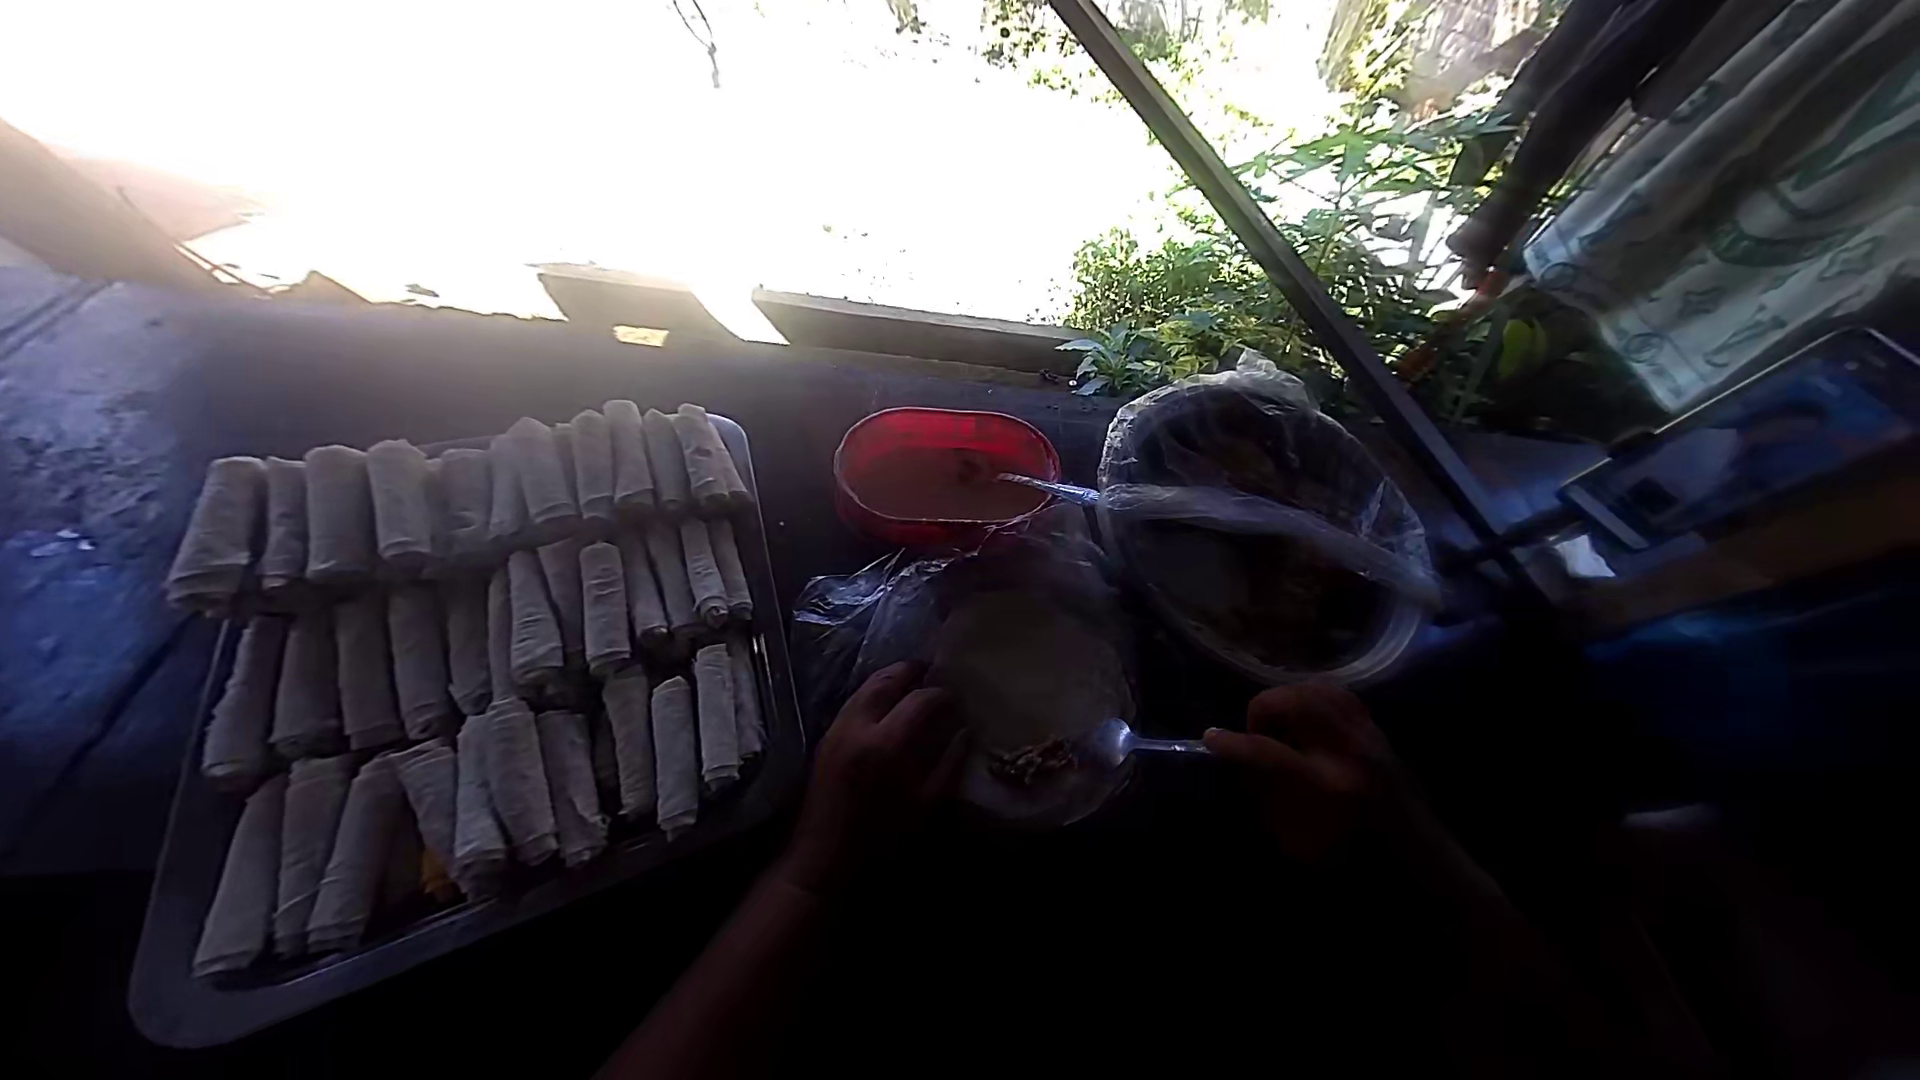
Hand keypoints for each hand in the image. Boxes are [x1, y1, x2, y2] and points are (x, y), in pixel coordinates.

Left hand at [777, 662, 966, 896]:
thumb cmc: (881, 837)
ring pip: (866, 686)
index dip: (941, 694)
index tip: (955, 698)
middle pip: (887, 680)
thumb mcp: (926, 804)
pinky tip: (888, 701)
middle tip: (931, 669)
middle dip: (911, 670)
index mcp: (886, 744)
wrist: (824, 857)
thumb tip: (967, 731)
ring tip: (912, 680)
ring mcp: (838, 728)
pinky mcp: (827, 735)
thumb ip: (950, 763)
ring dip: (891, 677)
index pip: (919, 700)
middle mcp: (858, 727)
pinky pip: (853, 700)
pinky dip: (874, 691)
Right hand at [1203, 683, 1419, 862]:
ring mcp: (1372, 742)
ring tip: (1282, 728)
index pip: (1264, 750)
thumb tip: (1239, 765)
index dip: (1229, 742)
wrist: (1432, 887)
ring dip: (1289, 701)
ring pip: (1319, 690)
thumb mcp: (1298, 849)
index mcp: (1327, 790)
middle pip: (1295, 701)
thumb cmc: (1357, 880)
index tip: (1210, 739)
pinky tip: (1307, 725)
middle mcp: (1351, 756)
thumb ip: (1266, 798)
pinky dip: (1315, 701)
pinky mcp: (1383, 739)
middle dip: (1263, 709)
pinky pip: (1341, 698)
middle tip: (1257, 735)